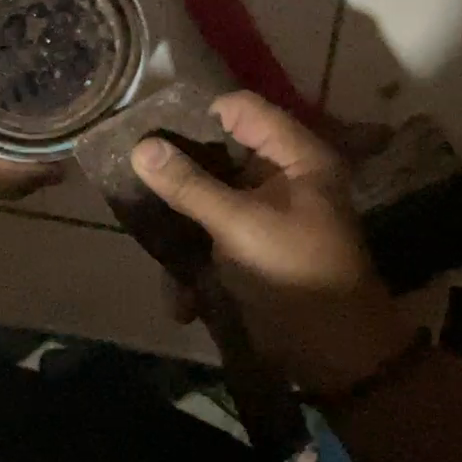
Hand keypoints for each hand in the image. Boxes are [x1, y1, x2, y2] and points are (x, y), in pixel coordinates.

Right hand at [131, 91, 414, 393]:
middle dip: (174, 174)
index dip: (196, 115)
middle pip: (214, 155)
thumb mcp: (238, 223)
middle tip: (131, 179)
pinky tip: (183, 302)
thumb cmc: (293, 270)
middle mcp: (276, 178)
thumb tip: (139, 147)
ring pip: (200, 200)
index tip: (148, 130)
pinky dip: (189, 270)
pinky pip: (203, 241)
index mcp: (293, 158)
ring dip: (175, 230)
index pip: (240, 110)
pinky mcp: (241, 249)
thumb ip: (189, 185)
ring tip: (153, 250)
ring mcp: (257, 216)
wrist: (330, 351)